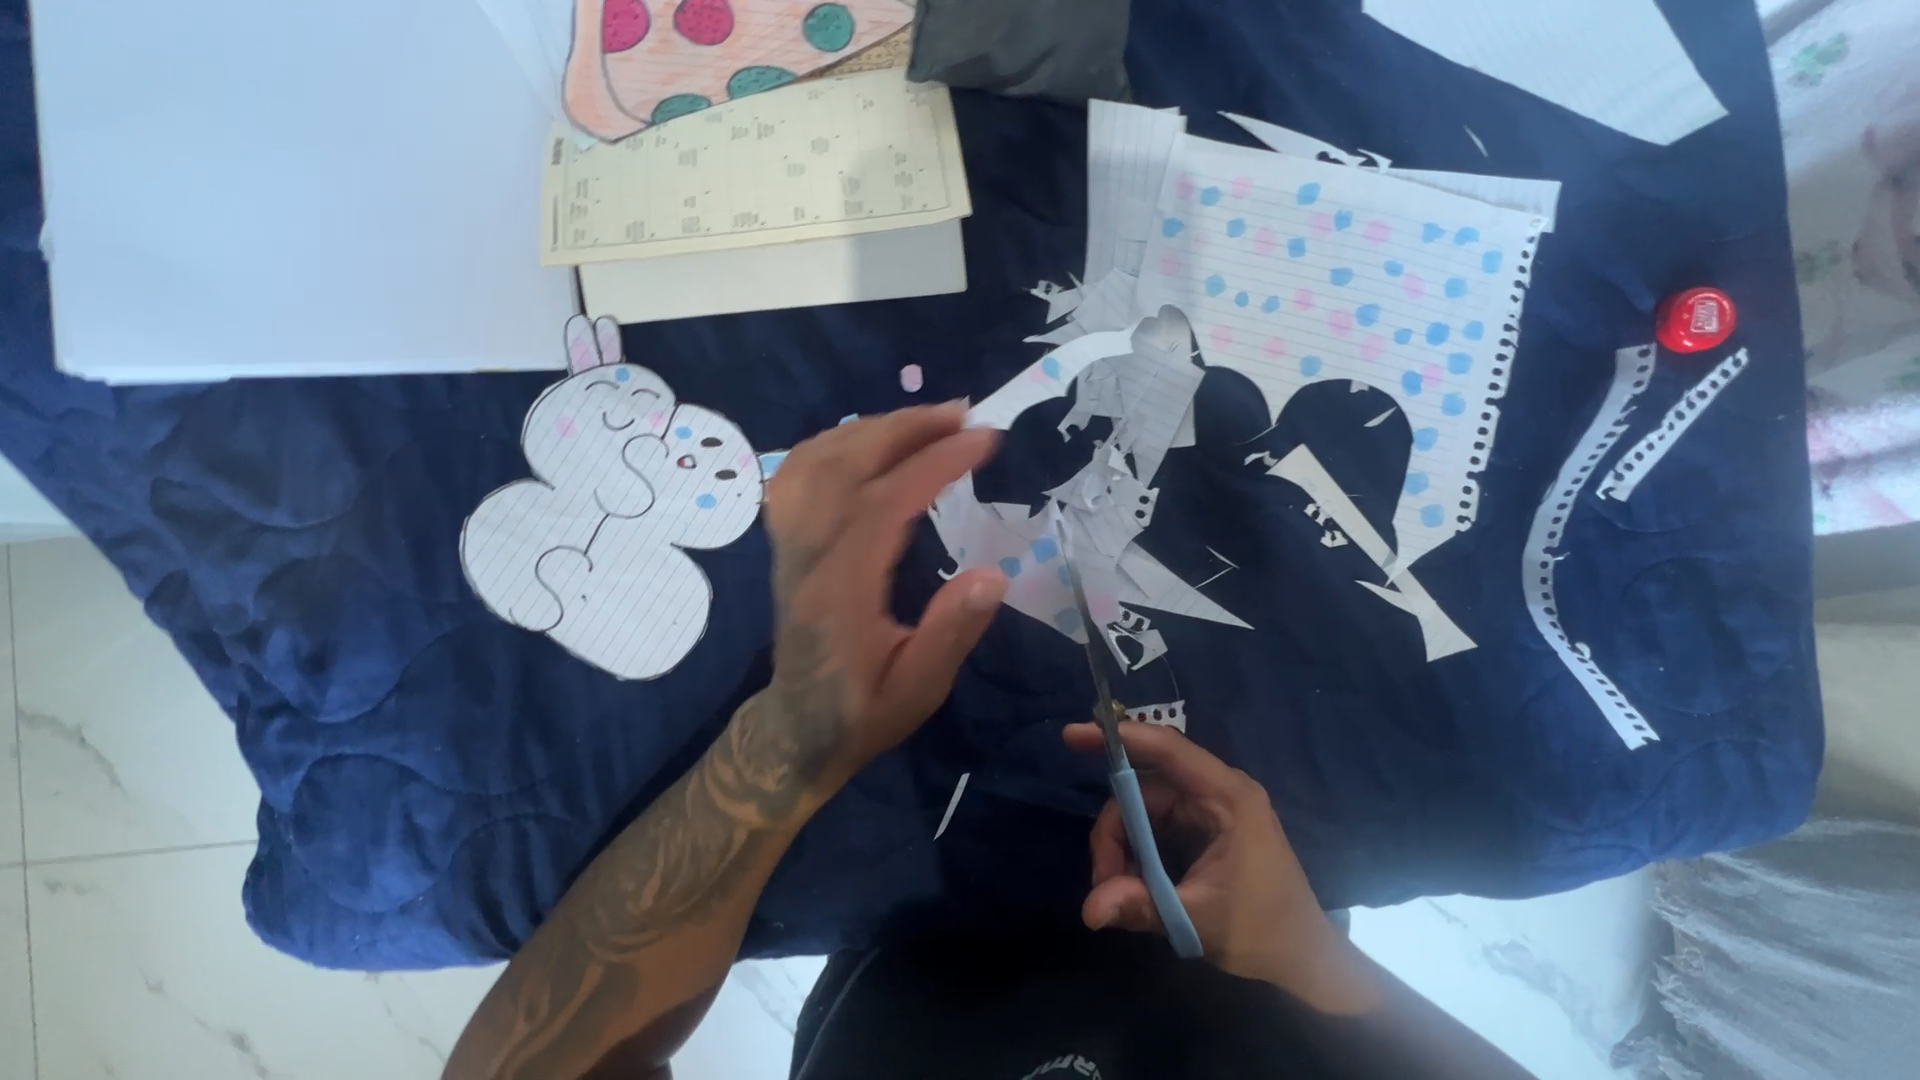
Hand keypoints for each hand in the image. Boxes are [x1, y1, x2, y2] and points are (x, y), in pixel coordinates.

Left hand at [757, 402, 1008, 798]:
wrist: (798, 729)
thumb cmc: (863, 711)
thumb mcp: (918, 689)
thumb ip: (951, 634)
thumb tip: (995, 575)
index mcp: (843, 590)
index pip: (886, 503)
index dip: (935, 463)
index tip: (984, 440)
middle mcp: (808, 555)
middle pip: (846, 466)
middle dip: (906, 428)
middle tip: (963, 413)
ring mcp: (790, 545)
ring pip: (817, 460)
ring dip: (873, 428)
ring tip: (928, 419)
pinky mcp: (786, 543)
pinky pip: (797, 475)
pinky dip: (834, 444)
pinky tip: (869, 441)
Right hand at [1064, 722, 1376, 1010]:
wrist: (1303, 958)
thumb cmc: (1264, 930)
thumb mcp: (1199, 919)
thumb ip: (1143, 906)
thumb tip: (1089, 910)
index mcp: (1227, 796)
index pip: (1167, 750)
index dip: (1119, 737)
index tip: (1074, 735)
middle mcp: (1215, 792)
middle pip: (1144, 789)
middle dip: (1115, 829)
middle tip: (1102, 879)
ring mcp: (1207, 809)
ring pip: (1143, 810)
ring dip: (1123, 847)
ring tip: (1120, 892)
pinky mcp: (1199, 828)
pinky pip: (1153, 827)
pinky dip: (1136, 853)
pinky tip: (1133, 885)